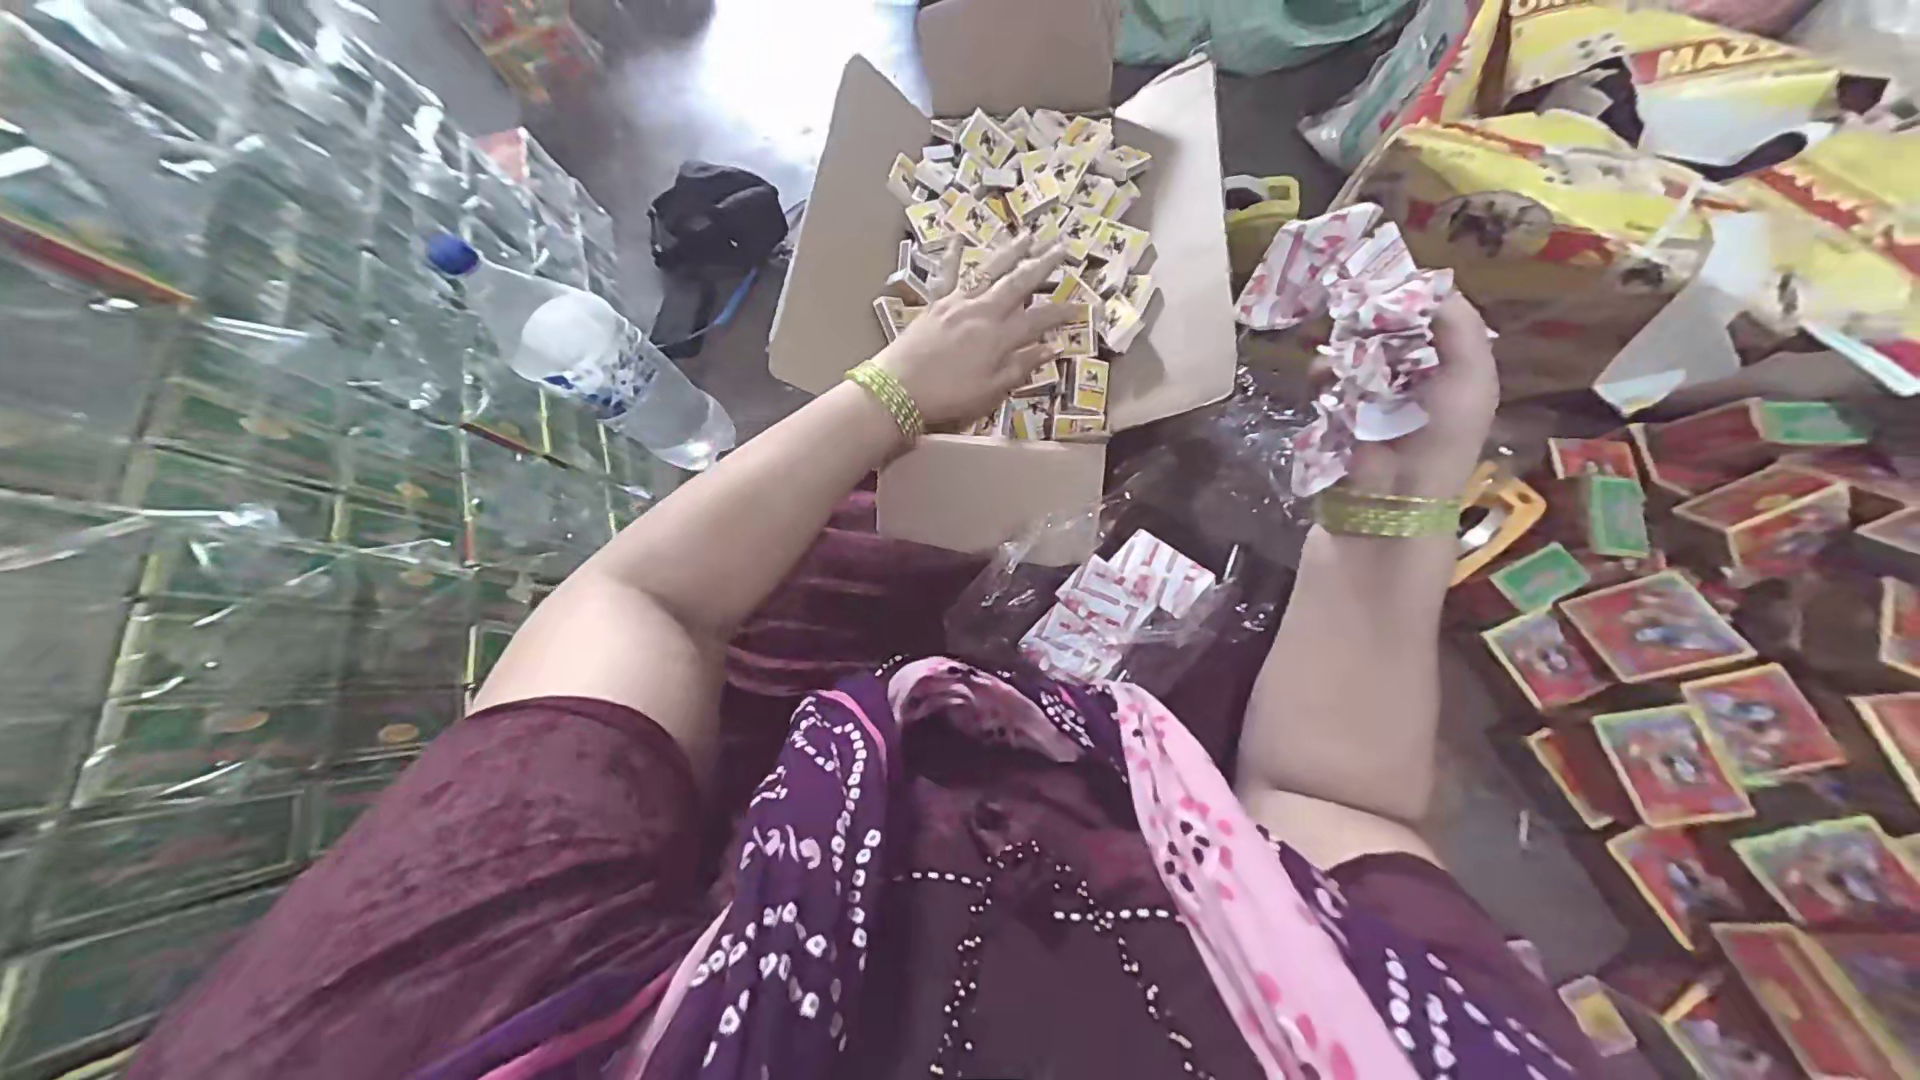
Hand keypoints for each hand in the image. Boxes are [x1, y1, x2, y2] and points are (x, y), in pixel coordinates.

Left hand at [874, 234, 1077, 425]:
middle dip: (1042, 264)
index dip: (1060, 312)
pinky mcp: (935, 303)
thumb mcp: (990, 390)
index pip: (1038, 319)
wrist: (897, 390)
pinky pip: (948, 274)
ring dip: (1011, 251)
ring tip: (1027, 234)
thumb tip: (1051, 348)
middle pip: (1018, 283)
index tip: (1079, 304)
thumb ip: (1020, 366)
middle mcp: (982, 311)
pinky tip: (960, 238)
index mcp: (999, 336)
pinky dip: (955, 255)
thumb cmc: (947, 396)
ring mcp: (957, 303)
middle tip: (1062, 246)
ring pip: (989, 270)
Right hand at [1344, 292, 1499, 498]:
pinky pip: (1325, 378)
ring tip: (1340, 345)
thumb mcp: (1471, 375)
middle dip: (1369, 317)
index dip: (1407, 296)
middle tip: (1354, 305)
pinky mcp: (1334, 408)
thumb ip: (1459, 326)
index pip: (1425, 316)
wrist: (1393, 492)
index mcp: (1446, 363)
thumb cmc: (1442, 435)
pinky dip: (1323, 372)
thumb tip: (1427, 283)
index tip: (1385, 282)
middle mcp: (1406, 373)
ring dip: (1344, 344)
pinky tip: (1324, 375)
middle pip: (1384, 328)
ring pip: (1350, 349)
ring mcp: (1367, 391)